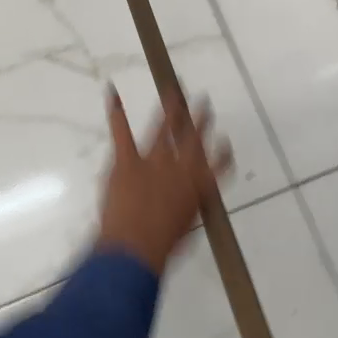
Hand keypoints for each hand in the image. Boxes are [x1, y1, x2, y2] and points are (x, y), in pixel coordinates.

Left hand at [95, 86, 234, 272]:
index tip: (225, 141)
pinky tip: (112, 92)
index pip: (219, 164)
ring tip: (174, 90)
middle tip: (204, 101)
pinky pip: (121, 130)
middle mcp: (181, 167)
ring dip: (171, 108)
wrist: (135, 247)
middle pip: (194, 138)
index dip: (223, 152)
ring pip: (164, 128)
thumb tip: (183, 204)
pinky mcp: (127, 159)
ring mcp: (153, 160)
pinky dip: (115, 111)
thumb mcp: (187, 228)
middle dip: (200, 118)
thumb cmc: (162, 246)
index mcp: (199, 187)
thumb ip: (188, 208)